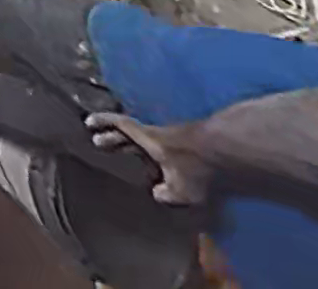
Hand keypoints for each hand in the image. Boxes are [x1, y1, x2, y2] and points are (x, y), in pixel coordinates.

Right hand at [86, 113, 210, 204]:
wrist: (229, 155)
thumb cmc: (195, 167)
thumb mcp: (181, 188)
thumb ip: (167, 192)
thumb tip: (157, 194)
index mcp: (145, 137)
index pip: (118, 124)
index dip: (102, 122)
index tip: (88, 123)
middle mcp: (155, 135)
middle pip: (130, 132)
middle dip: (114, 137)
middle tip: (99, 143)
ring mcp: (174, 139)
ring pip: (147, 139)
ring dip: (136, 145)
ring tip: (129, 156)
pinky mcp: (191, 147)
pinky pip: (164, 146)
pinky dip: (156, 153)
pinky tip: (160, 165)